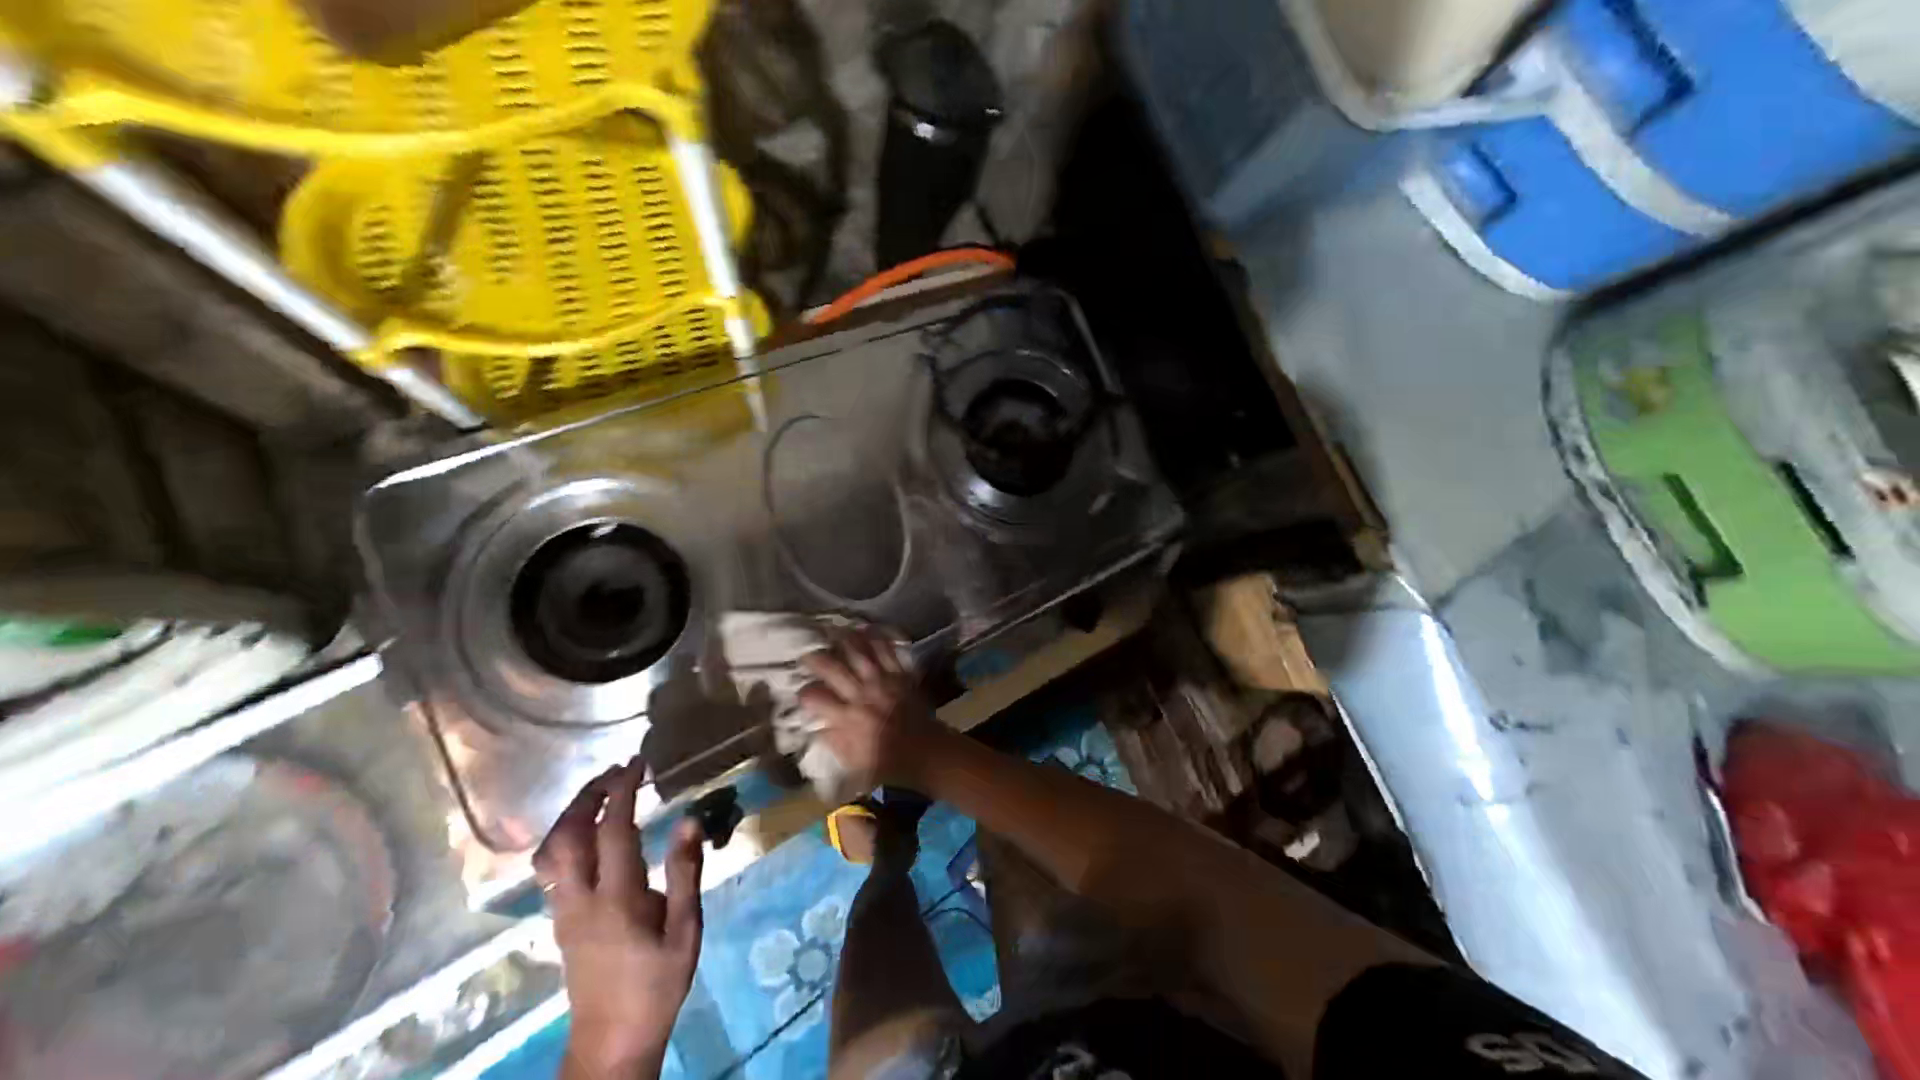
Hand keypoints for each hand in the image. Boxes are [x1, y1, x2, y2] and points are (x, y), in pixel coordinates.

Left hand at [534, 764, 703, 1079]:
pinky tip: (587, 833)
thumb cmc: (657, 982)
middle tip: (615, 771)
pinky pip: (551, 868)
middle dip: (588, 795)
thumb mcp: (685, 929)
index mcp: (616, 898)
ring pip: (550, 851)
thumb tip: (690, 819)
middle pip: (567, 835)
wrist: (613, 1038)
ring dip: (571, 815)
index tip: (637, 762)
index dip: (622, 791)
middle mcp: (579, 898)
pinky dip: (565, 837)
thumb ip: (685, 873)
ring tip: (599, 794)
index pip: (613, 830)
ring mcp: (562, 910)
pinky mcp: (559, 920)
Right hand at [799, 628, 943, 789]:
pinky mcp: (901, 674)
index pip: (816, 697)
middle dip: (816, 658)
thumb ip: (831, 740)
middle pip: (833, 667)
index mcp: (847, 718)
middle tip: (806, 654)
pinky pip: (887, 649)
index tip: (802, 692)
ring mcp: (883, 681)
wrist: (926, 751)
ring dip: (843, 639)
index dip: (805, 693)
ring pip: (859, 651)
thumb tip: (815, 724)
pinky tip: (867, 628)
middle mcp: (862, 694)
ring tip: (832, 631)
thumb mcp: (851, 761)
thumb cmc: (887, 761)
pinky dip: (877, 637)